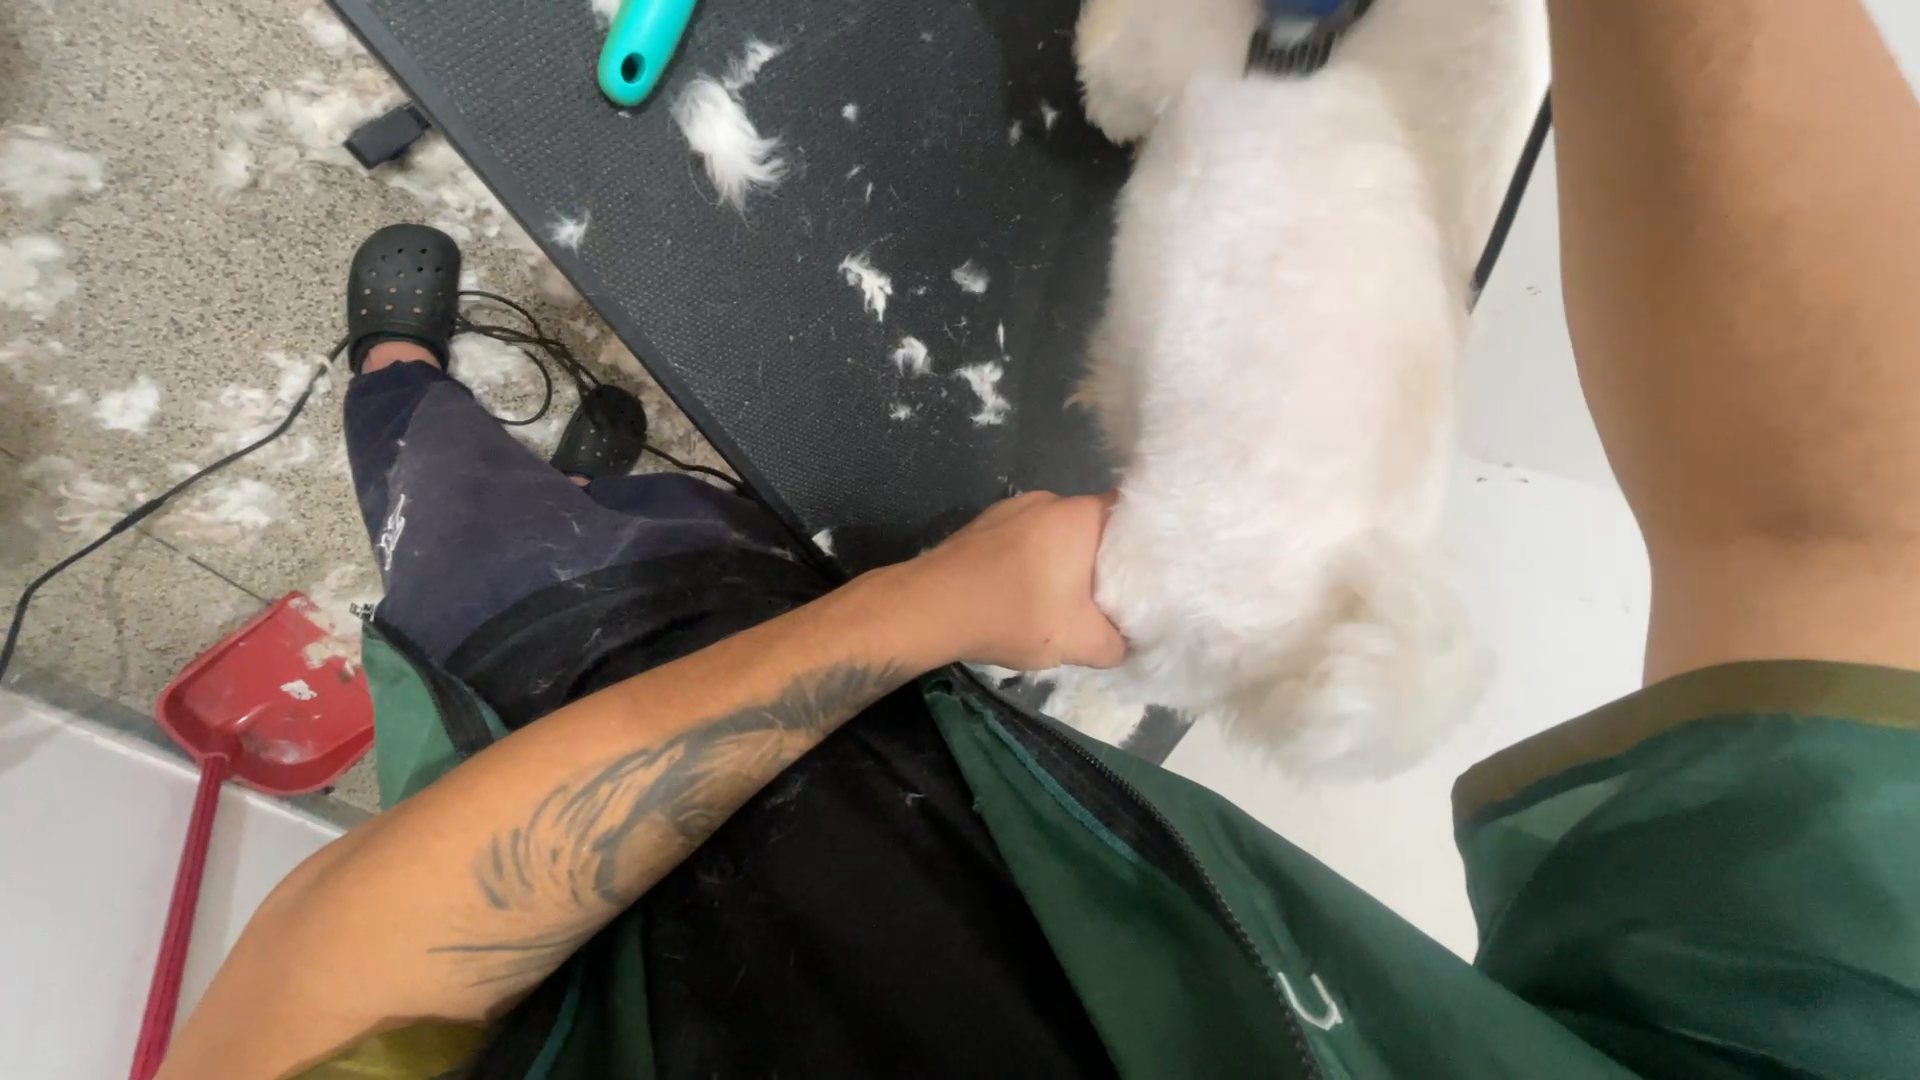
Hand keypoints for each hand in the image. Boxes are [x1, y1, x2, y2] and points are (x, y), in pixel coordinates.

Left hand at [884, 492, 1127, 671]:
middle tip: (1113, 593)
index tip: (1152, 571)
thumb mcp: (1078, 641)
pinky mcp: (984, 523)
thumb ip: (1117, 644)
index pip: (1132, 513)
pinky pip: (1026, 536)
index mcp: (1079, 516)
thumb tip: (1127, 643)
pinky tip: (1027, 590)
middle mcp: (1048, 499)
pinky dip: (1034, 559)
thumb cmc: (1011, 614)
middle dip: (1105, 558)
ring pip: (1058, 532)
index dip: (1147, 541)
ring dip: (1066, 560)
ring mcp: (1011, 508)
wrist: (929, 608)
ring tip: (1069, 597)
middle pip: (1094, 524)